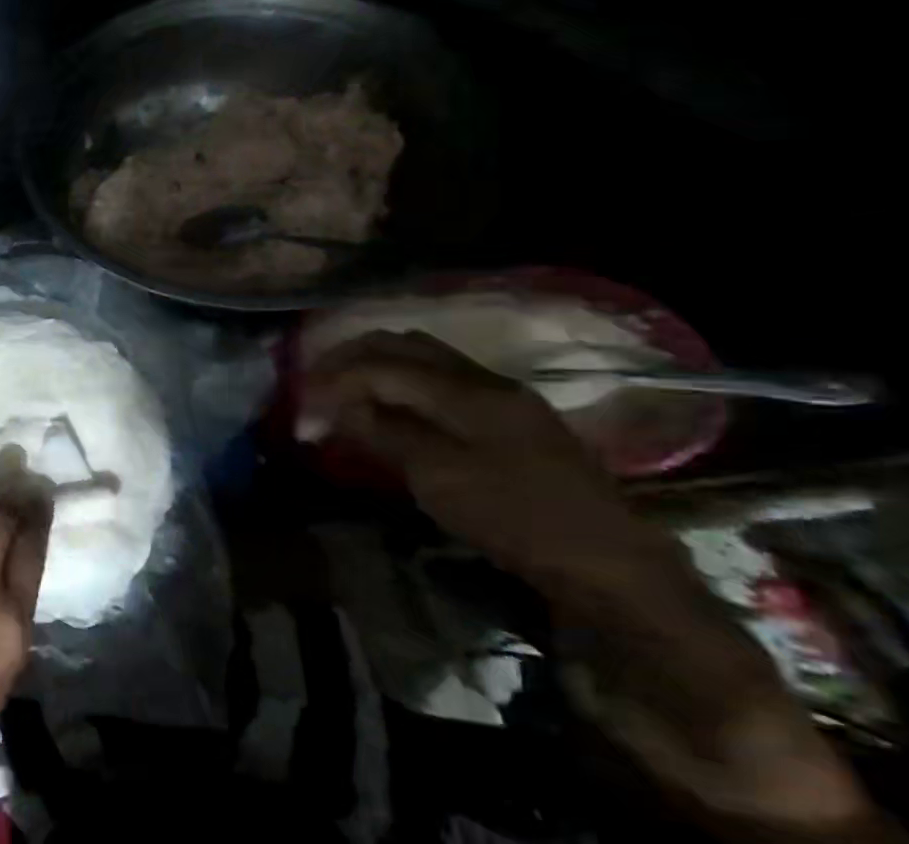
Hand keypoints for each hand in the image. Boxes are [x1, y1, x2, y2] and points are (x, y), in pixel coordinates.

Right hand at [296, 330, 650, 579]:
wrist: (606, 561)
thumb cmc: (516, 519)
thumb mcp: (439, 480)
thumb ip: (386, 433)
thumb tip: (340, 405)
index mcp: (466, 391)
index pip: (383, 365)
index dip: (335, 380)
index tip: (302, 406)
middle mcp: (483, 379)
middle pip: (404, 345)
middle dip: (352, 358)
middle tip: (315, 384)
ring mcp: (500, 395)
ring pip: (424, 357)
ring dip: (378, 366)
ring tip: (344, 391)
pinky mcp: (508, 417)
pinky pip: (441, 380)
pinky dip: (404, 383)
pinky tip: (389, 405)